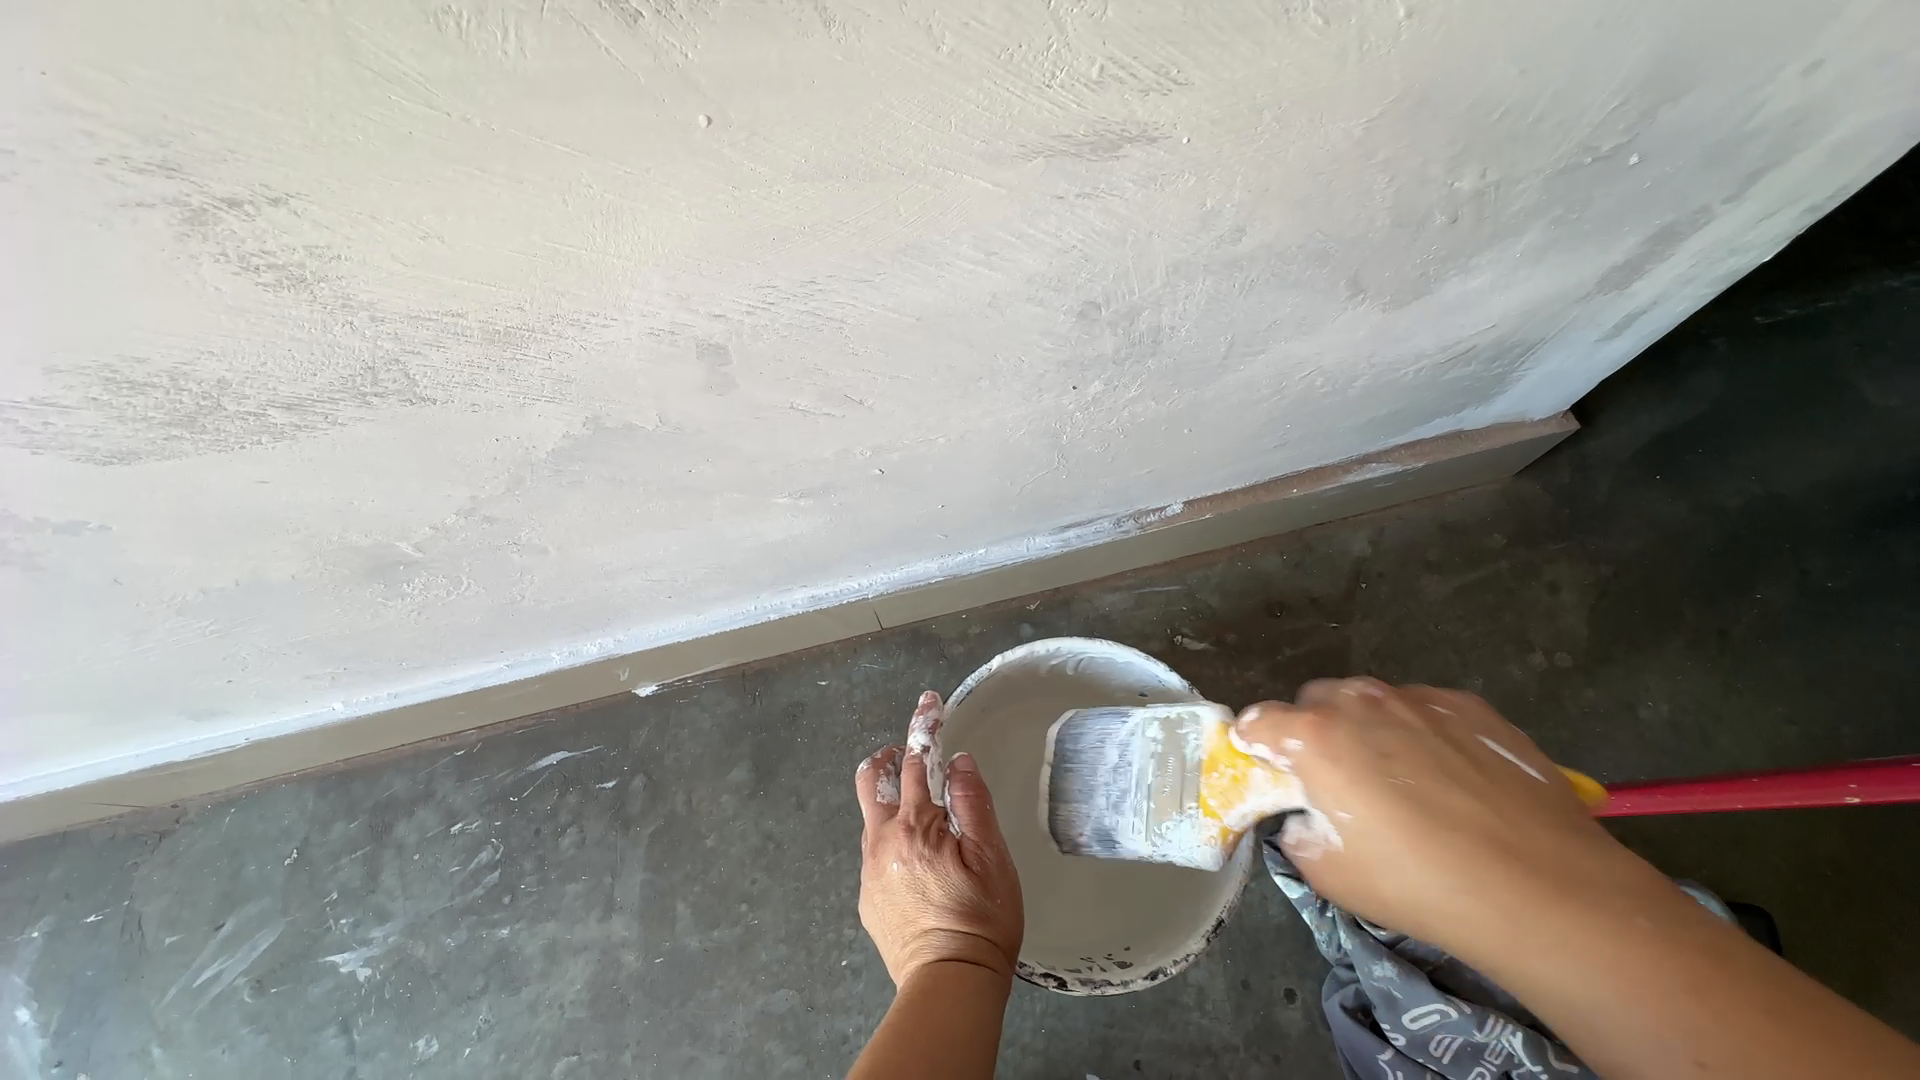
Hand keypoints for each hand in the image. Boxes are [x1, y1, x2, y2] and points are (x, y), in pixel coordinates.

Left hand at [854, 690, 1023, 987]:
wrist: (949, 982)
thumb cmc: (981, 918)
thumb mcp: (992, 857)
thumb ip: (973, 803)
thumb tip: (960, 761)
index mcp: (916, 825)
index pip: (916, 761)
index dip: (924, 728)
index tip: (929, 703)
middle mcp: (882, 841)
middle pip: (871, 779)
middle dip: (889, 758)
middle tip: (911, 757)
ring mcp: (870, 870)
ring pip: (870, 816)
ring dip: (889, 799)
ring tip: (920, 811)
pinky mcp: (867, 897)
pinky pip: (874, 851)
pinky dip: (891, 837)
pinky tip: (917, 860)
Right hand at [1235, 677, 1635, 954]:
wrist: (1541, 888)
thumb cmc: (1417, 884)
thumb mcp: (1326, 872)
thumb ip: (1296, 827)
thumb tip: (1306, 812)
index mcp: (1311, 737)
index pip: (1258, 721)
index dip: (1258, 747)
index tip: (1274, 773)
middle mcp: (1358, 701)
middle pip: (1315, 701)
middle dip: (1315, 731)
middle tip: (1341, 781)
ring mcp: (1418, 698)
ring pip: (1372, 700)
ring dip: (1369, 728)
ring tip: (1404, 780)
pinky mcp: (1470, 705)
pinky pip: (1424, 709)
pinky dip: (1422, 731)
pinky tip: (1452, 777)